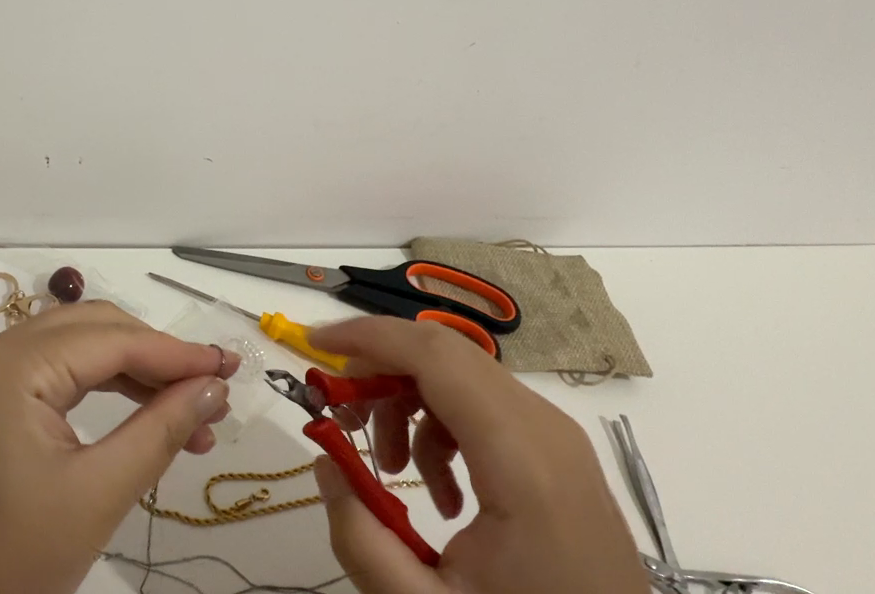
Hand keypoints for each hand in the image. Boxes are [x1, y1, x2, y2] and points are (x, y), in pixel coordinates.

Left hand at [0, 302, 239, 593]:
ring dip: (135, 371)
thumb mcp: (97, 494)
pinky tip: (145, 412)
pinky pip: (58, 372)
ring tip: (192, 410)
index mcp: (12, 365)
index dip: (175, 352)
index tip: (230, 367)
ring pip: (79, 347)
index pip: (110, 339)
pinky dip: (104, 386)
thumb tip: (215, 387)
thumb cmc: (13, 557)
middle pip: (94, 329)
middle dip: (157, 355)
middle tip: (214, 386)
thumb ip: (160, 431)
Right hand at [306, 317, 647, 593]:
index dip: (367, 337)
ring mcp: (560, 438)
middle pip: (444, 355)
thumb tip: (326, 462)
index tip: (312, 347)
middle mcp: (546, 429)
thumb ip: (360, 537)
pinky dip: (441, 426)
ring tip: (388, 470)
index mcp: (520, 461)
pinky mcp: (561, 454)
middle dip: (377, 370)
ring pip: (462, 377)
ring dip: (407, 403)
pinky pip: (486, 407)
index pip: (433, 355)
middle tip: (338, 417)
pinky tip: (438, 492)